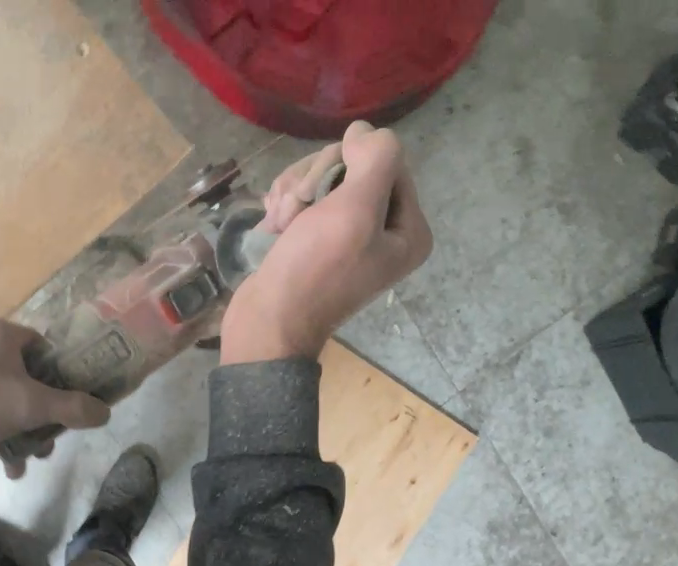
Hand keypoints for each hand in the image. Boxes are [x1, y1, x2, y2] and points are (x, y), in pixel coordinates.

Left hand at [0, 319, 110, 477]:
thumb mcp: (33, 406)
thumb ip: (72, 408)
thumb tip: (106, 412)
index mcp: (3, 334)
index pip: (45, 348)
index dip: (63, 376)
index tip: (72, 404)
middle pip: (27, 380)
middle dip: (40, 418)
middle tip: (46, 445)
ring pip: (4, 402)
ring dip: (16, 435)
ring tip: (20, 465)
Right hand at [221, 121, 433, 364]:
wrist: (267, 321)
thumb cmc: (314, 270)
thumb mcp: (356, 209)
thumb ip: (376, 158)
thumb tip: (363, 131)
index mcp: (409, 231)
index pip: (386, 161)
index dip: (349, 164)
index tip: (321, 192)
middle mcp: (384, 232)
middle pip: (352, 167)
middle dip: (316, 180)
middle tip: (296, 210)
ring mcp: (347, 237)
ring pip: (323, 178)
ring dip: (295, 193)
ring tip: (282, 223)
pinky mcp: (314, 241)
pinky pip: (304, 199)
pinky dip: (284, 207)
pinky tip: (274, 226)